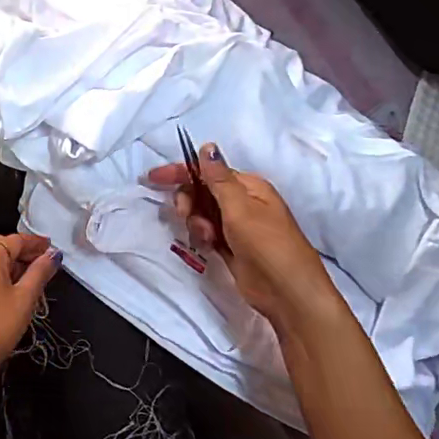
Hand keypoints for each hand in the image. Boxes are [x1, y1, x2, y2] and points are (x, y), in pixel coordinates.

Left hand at [0, 233, 61, 385]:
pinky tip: (17, 287)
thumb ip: (40, 272)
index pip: (13, 240)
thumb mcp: (26, 297)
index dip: (34, 242)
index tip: (51, 247)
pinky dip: (2, 274)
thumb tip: (53, 256)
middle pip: (0, 247)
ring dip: (13, 263)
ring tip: (35, 274)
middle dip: (23, 251)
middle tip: (44, 259)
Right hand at [149, 142, 334, 324]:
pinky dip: (203, 236)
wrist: (286, 291)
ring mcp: (237, 226)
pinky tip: (209, 246)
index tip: (153, 178)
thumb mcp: (240, 208)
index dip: (180, 173)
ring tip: (208, 237)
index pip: (209, 172)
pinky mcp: (231, 246)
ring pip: (202, 214)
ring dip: (198, 222)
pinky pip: (208, 233)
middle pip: (203, 192)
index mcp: (249, 187)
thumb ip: (219, 179)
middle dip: (190, 201)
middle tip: (185, 215)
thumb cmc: (266, 244)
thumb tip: (207, 147)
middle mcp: (243, 202)